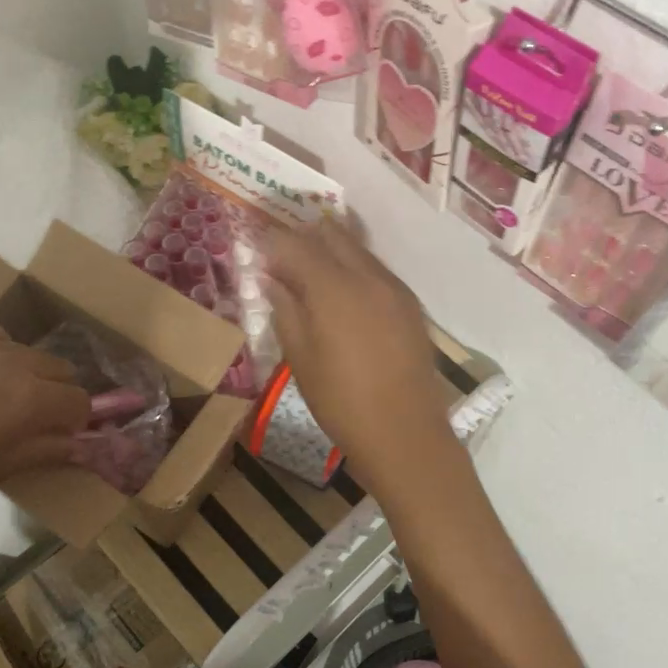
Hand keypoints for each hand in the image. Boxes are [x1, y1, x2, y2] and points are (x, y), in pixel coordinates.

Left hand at [0, 324, 88, 553]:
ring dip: (31, 376)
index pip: (81, 402)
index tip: (62, 441)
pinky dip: (0, 356)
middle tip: (34, 426)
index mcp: (32, 398)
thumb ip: (48, 450)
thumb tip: (83, 445)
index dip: (78, 424)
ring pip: (30, 353)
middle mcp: (15, 361)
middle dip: (59, 397)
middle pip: (62, 371)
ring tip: (2, 405)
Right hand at [267, 218, 455, 483]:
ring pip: (358, 249)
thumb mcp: (301, 358)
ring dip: (331, 251)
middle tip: (282, 260)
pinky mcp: (411, 305)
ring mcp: (395, 288)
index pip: (295, 244)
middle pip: (332, 234)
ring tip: (309, 277)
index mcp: (334, 287)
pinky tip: (343, 297)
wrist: (405, 433)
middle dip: (303, 238)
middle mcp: (368, 275)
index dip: (272, 243)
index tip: (256, 252)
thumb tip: (271, 279)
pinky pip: (376, 270)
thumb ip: (285, 310)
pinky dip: (354, 269)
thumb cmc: (342, 402)